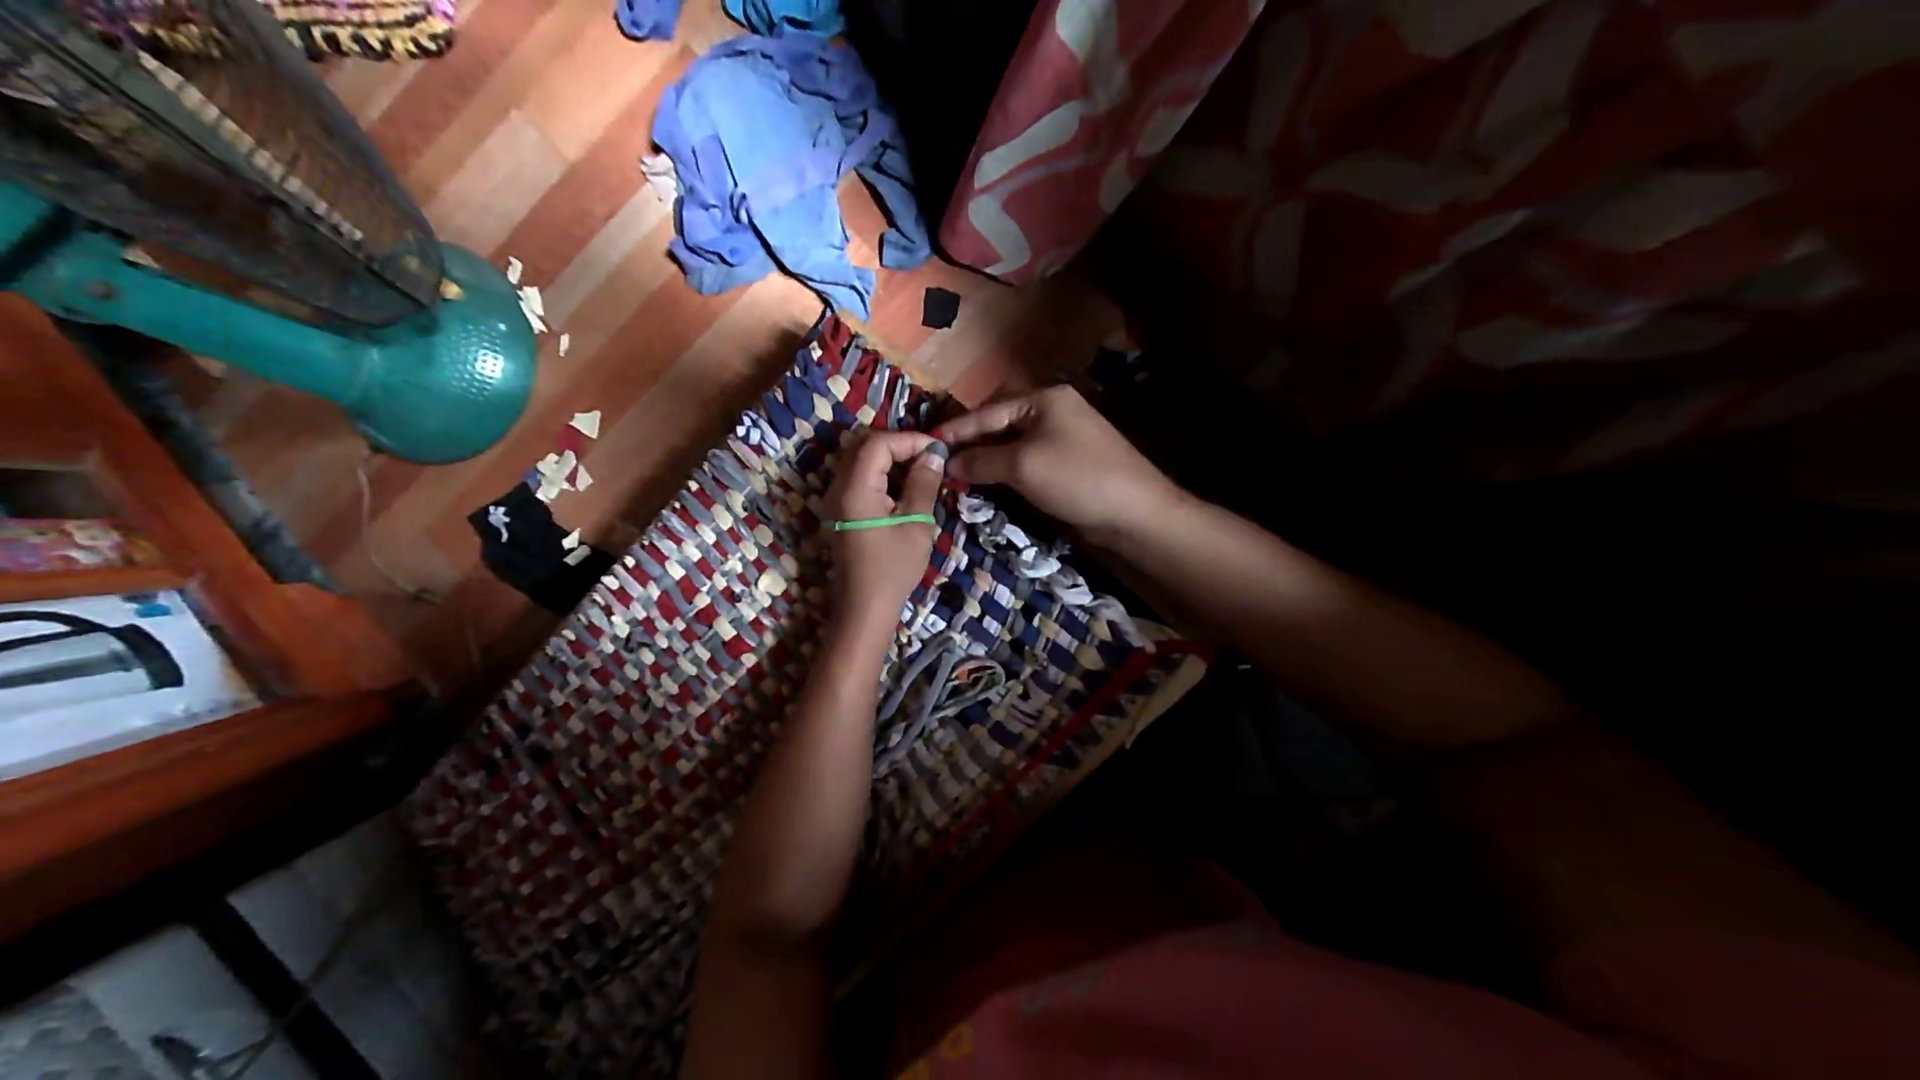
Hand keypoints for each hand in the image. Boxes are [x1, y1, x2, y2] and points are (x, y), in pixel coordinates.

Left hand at [823, 429, 945, 636]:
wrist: (865, 607)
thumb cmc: (893, 567)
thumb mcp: (916, 523)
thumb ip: (923, 483)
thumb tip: (934, 454)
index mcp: (855, 487)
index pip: (878, 443)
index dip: (909, 439)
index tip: (937, 449)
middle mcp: (838, 488)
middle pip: (865, 448)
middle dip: (899, 446)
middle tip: (930, 456)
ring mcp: (837, 501)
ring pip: (862, 463)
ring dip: (892, 461)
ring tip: (923, 470)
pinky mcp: (842, 513)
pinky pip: (860, 480)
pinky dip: (883, 476)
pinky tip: (906, 489)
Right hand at [936, 385, 1181, 539]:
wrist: (1134, 512)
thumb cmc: (1076, 478)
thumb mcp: (1022, 466)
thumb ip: (980, 461)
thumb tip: (946, 462)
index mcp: (1044, 399)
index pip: (988, 411)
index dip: (956, 429)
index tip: (926, 442)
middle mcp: (1052, 411)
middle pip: (999, 423)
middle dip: (970, 442)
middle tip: (938, 459)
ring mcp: (1062, 437)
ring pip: (1012, 443)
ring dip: (986, 458)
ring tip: (955, 473)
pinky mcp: (1067, 463)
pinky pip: (1026, 460)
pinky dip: (1005, 470)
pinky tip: (987, 483)